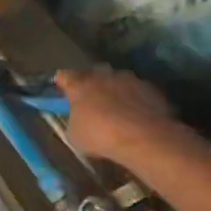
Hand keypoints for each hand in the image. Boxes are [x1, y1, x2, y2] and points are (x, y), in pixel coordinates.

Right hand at [55, 65, 178, 161]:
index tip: (62, 90)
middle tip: (90, 99)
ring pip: (116, 79)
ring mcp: (128, 79)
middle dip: (89, 83)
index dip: (62, 82)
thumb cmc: (100, 136)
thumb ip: (74, 120)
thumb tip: (79, 118)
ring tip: (116, 106)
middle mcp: (103, 76)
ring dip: (113, 89)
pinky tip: (135, 113)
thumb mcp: (75, 135)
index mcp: (80, 85)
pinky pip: (136, 89)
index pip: (64, 76)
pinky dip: (133, 98)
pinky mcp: (149, 87)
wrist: (143, 137)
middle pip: (92, 73)